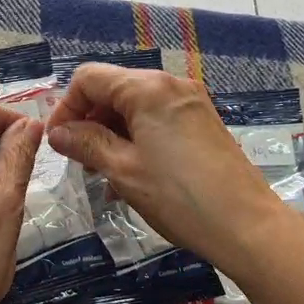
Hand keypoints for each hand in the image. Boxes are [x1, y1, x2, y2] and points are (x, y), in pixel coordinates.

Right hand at [45, 63, 291, 268]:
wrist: (246, 225)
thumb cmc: (178, 197)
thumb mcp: (123, 170)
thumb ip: (87, 144)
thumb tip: (57, 133)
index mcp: (147, 89)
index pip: (90, 78)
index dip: (66, 107)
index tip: (57, 141)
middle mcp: (170, 85)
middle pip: (114, 89)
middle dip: (89, 120)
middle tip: (78, 160)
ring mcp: (191, 102)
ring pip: (135, 106)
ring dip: (111, 132)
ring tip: (102, 172)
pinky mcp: (202, 123)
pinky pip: (157, 119)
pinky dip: (136, 138)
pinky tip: (130, 173)